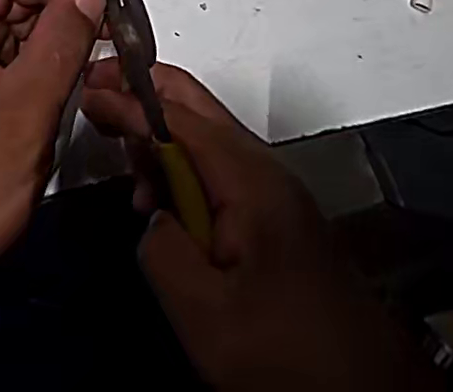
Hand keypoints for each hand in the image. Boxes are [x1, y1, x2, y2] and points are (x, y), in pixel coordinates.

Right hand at [82, 63, 436, 391]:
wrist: (365, 389)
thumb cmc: (289, 353)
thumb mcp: (208, 315)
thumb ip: (161, 249)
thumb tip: (150, 216)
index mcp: (247, 179)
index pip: (176, 117)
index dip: (127, 101)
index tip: (87, 94)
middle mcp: (260, 167)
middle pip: (193, 104)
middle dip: (142, 90)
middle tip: (97, 96)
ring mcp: (266, 185)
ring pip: (200, 132)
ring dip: (156, 133)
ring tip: (123, 159)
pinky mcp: (266, 208)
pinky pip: (211, 165)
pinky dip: (175, 164)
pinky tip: (158, 201)